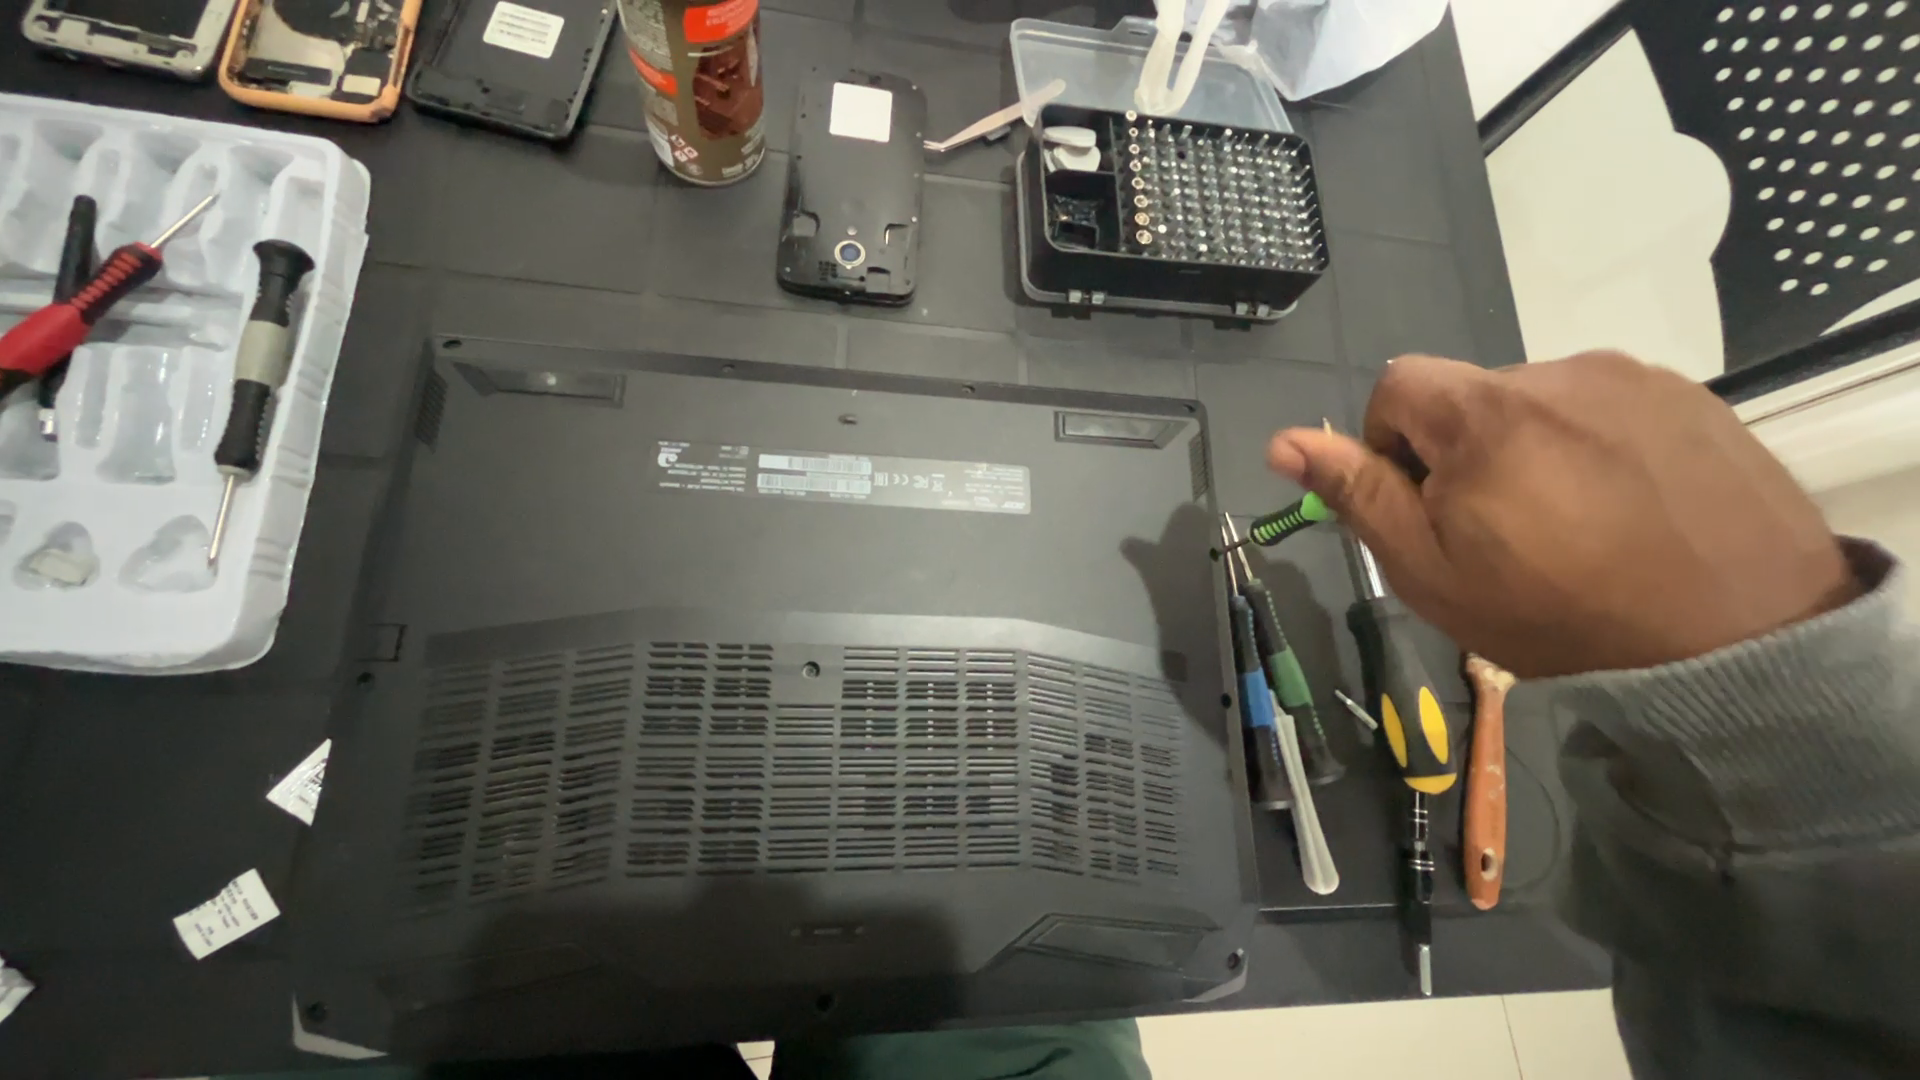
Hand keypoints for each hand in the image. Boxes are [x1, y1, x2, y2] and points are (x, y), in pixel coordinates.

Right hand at [1267, 351, 1857, 677]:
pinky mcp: (1693, 399)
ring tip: (1565, 518)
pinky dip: (1587, 443)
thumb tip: (1282, 442)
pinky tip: (1618, 504)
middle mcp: (1559, 374)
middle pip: (1468, 395)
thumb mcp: (1426, 566)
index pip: (1399, 384)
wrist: (1736, 645)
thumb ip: (1356, 492)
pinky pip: (1603, 406)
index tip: (1421, 501)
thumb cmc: (1551, 612)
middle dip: (1458, 448)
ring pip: (1535, 401)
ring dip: (1524, 444)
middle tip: (1494, 525)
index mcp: (1485, 414)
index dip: (1388, 441)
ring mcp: (1635, 381)